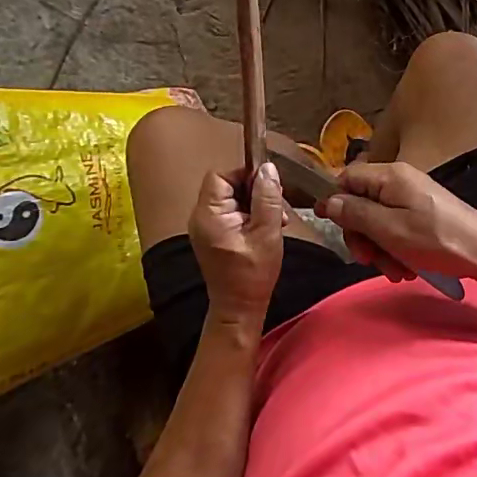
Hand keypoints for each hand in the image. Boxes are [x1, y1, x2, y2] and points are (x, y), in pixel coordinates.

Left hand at [187, 162, 286, 325]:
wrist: (239, 308)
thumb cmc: (253, 273)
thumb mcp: (267, 231)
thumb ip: (267, 197)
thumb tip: (267, 168)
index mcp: (209, 214)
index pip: (221, 176)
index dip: (245, 175)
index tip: (267, 187)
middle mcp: (200, 217)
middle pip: (226, 186)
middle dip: (254, 192)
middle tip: (276, 207)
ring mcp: (204, 227)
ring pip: (231, 200)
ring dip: (255, 205)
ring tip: (275, 221)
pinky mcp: (212, 236)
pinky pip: (230, 214)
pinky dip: (248, 216)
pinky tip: (265, 229)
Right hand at [313, 161, 476, 282]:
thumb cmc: (436, 239)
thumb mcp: (389, 229)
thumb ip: (355, 213)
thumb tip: (328, 201)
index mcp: (390, 175)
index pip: (347, 178)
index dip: (337, 202)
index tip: (335, 229)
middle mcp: (399, 181)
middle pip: (361, 202)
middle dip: (362, 235)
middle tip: (369, 260)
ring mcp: (412, 198)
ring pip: (377, 220)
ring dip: (380, 248)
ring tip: (395, 270)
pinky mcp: (423, 215)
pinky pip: (396, 228)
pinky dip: (396, 249)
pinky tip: (407, 268)